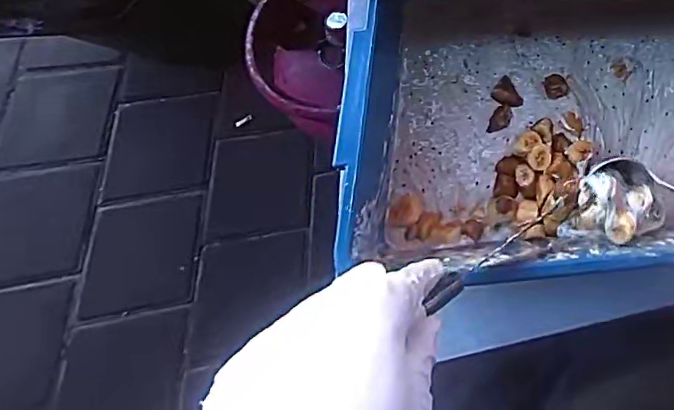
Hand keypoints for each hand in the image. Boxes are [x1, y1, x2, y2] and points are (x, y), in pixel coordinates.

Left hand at [202, 259, 441, 409]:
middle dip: (378, 310)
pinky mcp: (241, 366)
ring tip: (339, 388)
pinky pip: (281, 350)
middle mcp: (330, 303)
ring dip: (335, 337)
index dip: (427, 285)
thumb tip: (425, 331)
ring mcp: (282, 332)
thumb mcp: (412, 399)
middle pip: (365, 290)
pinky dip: (295, 365)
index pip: (416, 275)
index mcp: (380, 302)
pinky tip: (303, 399)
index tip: (431, 290)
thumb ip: (423, 353)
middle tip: (386, 351)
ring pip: (322, 317)